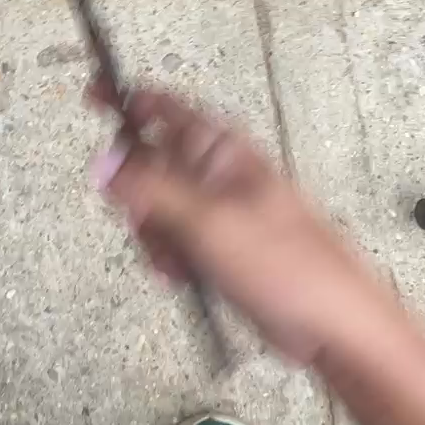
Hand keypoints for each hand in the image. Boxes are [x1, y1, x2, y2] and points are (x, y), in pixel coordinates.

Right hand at [92, 88, 394, 365]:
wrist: (333, 327)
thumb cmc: (288, 262)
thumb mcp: (208, 219)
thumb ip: (149, 188)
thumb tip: (101, 164)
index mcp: (217, 146)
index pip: (159, 104)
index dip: (124, 96)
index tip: (90, 96)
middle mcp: (209, 170)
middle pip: (142, 160)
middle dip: (134, 193)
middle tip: (146, 217)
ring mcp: (207, 207)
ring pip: (147, 205)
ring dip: (150, 233)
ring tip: (176, 258)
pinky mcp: (208, 241)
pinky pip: (163, 238)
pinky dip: (164, 256)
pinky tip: (183, 275)